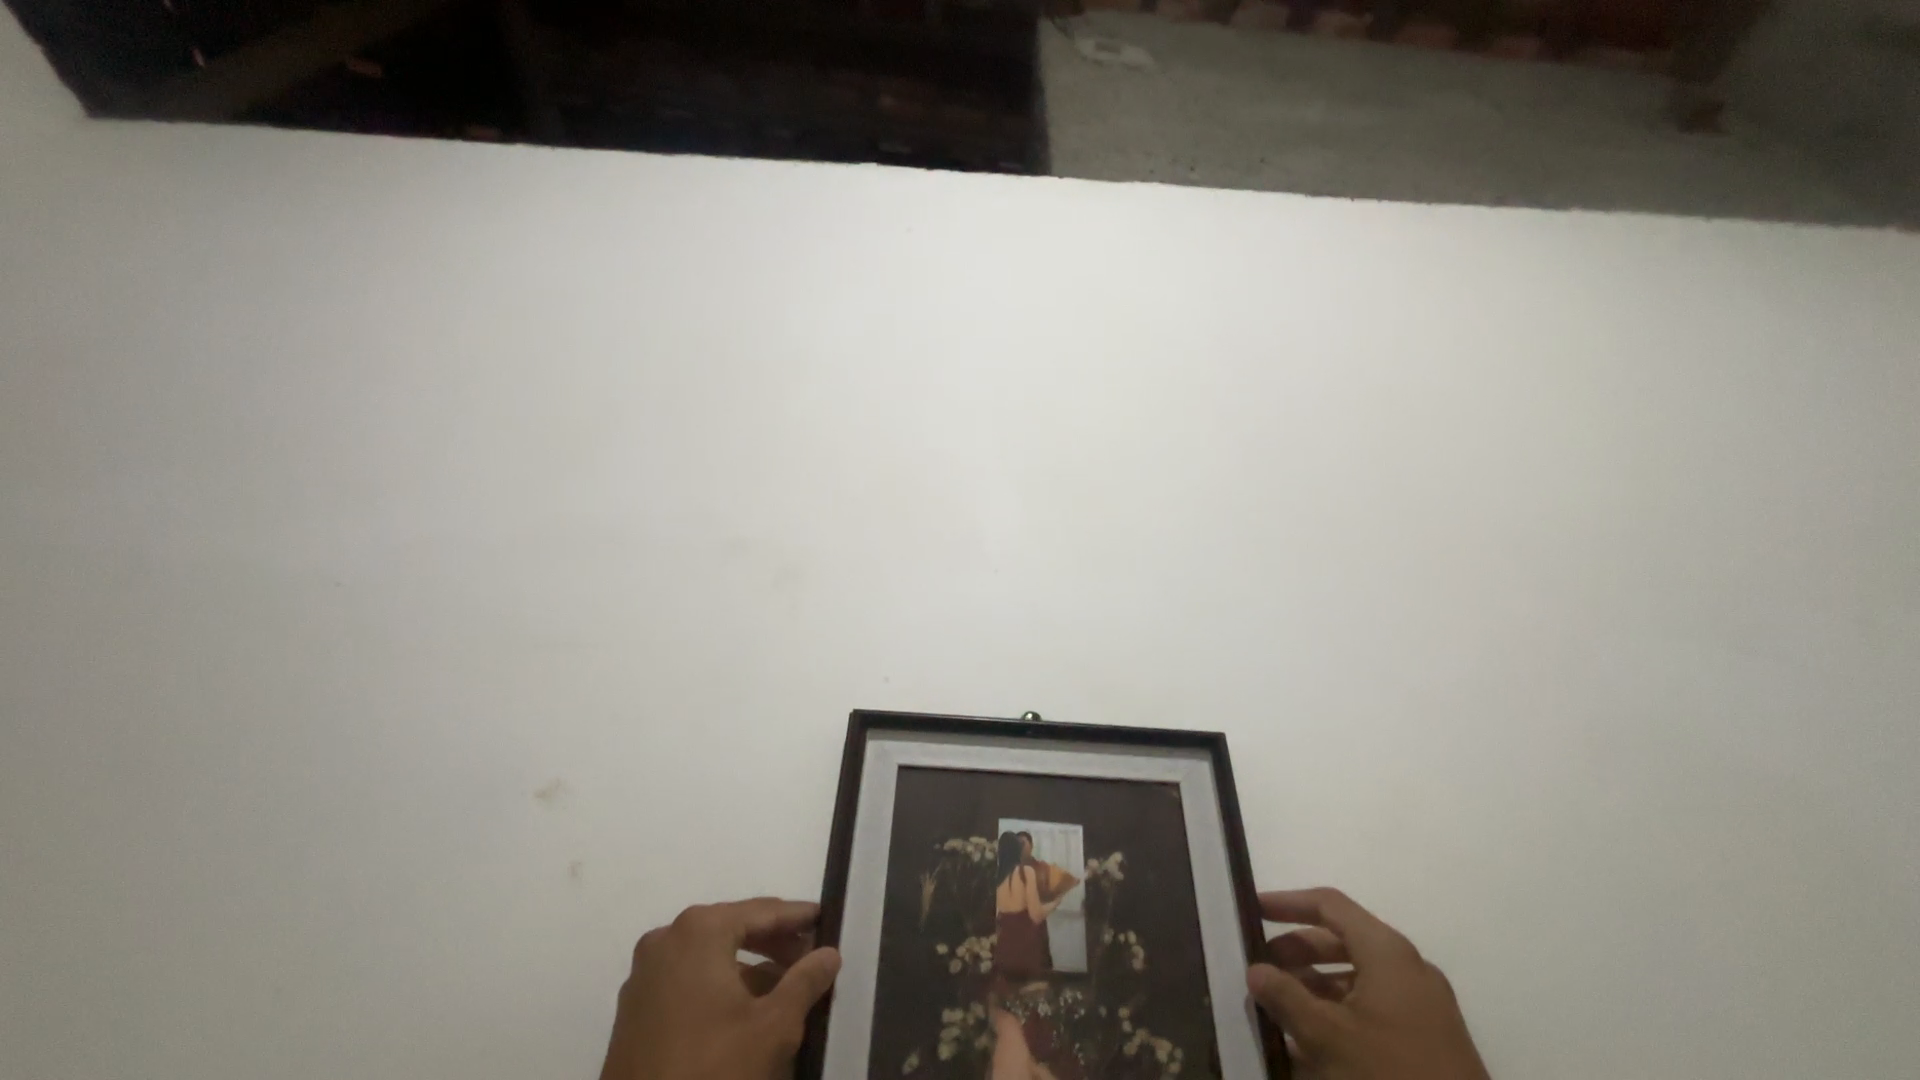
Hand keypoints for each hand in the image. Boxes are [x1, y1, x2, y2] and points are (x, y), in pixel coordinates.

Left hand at [600, 898, 841, 1079]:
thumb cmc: (713, 1067)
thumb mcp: (774, 1026)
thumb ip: (805, 981)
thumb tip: (829, 953)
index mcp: (699, 931)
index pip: (761, 911)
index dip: (797, 917)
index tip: (826, 919)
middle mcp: (667, 940)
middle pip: (733, 928)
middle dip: (774, 943)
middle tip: (810, 958)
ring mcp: (645, 974)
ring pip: (710, 955)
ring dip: (749, 967)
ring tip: (786, 989)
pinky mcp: (635, 1008)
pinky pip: (688, 978)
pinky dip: (720, 984)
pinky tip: (747, 1010)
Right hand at [1247, 888, 1488, 1079]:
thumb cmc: (1389, 1077)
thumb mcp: (1325, 1037)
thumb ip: (1285, 997)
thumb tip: (1256, 970)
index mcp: (1387, 953)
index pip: (1329, 905)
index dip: (1287, 903)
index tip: (1251, 911)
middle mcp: (1408, 968)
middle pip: (1342, 939)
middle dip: (1296, 950)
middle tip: (1260, 969)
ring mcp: (1422, 1005)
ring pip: (1356, 976)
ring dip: (1314, 984)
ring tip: (1278, 1007)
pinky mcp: (1428, 1039)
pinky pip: (1372, 1006)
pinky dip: (1338, 1010)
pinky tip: (1310, 1042)